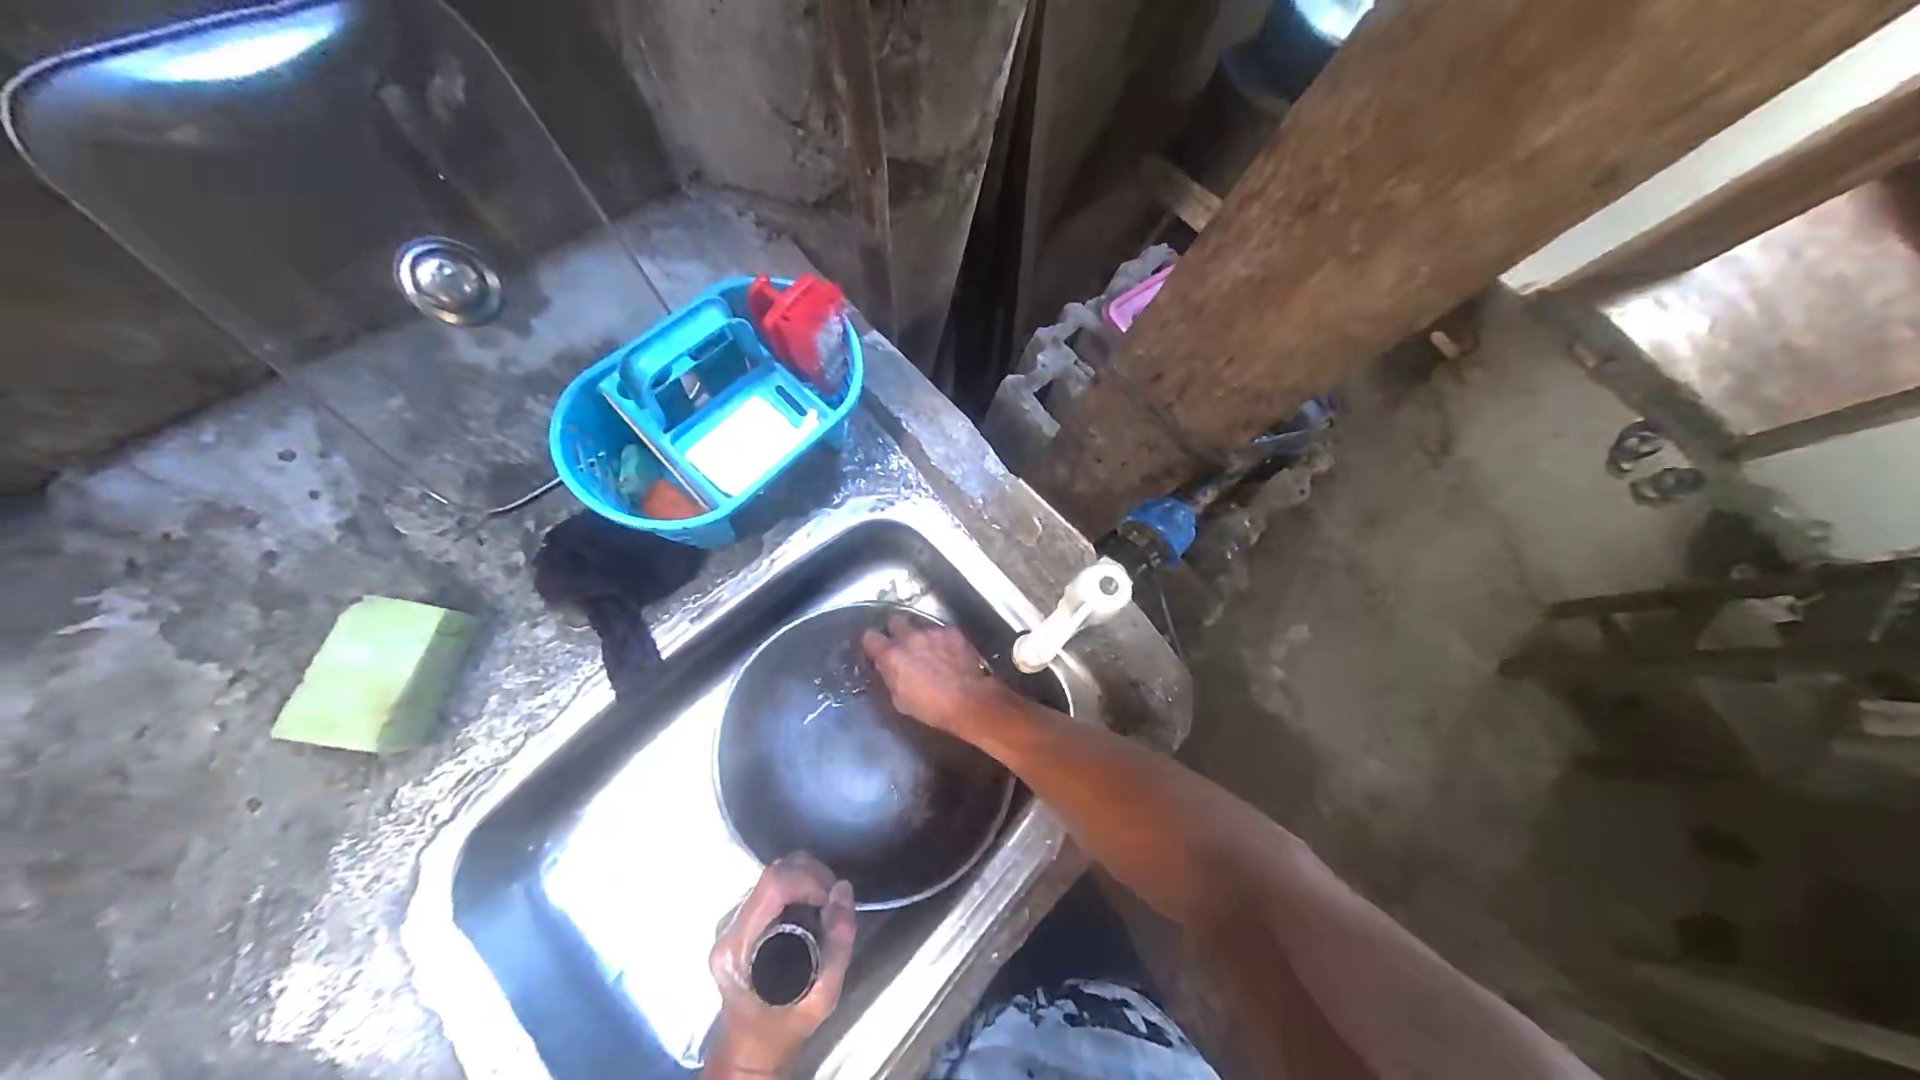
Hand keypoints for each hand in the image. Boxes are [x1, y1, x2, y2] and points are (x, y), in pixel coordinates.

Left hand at [707, 854, 855, 1076]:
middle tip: (835, 901)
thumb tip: (844, 890)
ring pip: (773, 873)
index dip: (811, 881)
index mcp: (737, 946)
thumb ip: (838, 947)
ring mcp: (731, 920)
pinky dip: (798, 885)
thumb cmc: (782, 1029)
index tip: (834, 901)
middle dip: (813, 876)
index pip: (775, 884)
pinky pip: (771, 885)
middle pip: (775, 872)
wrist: (748, 1050)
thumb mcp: (821, 998)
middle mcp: (728, 925)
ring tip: (827, 903)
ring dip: (807, 878)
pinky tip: (811, 906)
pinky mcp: (739, 918)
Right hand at [860, 616, 1013, 732]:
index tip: (876, 649)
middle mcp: (909, 637)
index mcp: (891, 655)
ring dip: (921, 637)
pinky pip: (940, 631)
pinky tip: (949, 653)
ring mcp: (932, 632)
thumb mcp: (900, 699)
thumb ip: (890, 676)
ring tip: (930, 652)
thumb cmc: (932, 708)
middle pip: (894, 621)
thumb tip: (887, 667)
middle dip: (896, 631)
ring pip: (920, 626)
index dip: (873, 643)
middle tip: (902, 645)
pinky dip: (941, 640)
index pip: (870, 637)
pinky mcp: (952, 631)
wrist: (969, 701)